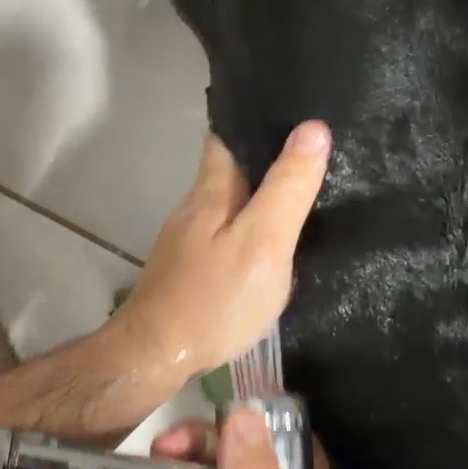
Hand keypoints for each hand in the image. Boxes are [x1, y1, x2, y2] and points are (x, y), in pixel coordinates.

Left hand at [115, 123, 330, 379]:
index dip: (252, 123)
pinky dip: (242, 234)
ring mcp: (183, 243)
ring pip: (223, 208)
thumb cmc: (214, 298)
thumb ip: (287, 189)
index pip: (226, 139)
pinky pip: (219, 239)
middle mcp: (192, 210)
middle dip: (260, 162)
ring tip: (295, 199)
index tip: (288, 114)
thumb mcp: (264, 242)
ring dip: (253, 200)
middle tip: (307, 157)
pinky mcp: (183, 273)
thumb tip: (312, 127)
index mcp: (210, 192)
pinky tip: (263, 248)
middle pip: (226, 172)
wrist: (155, 354)